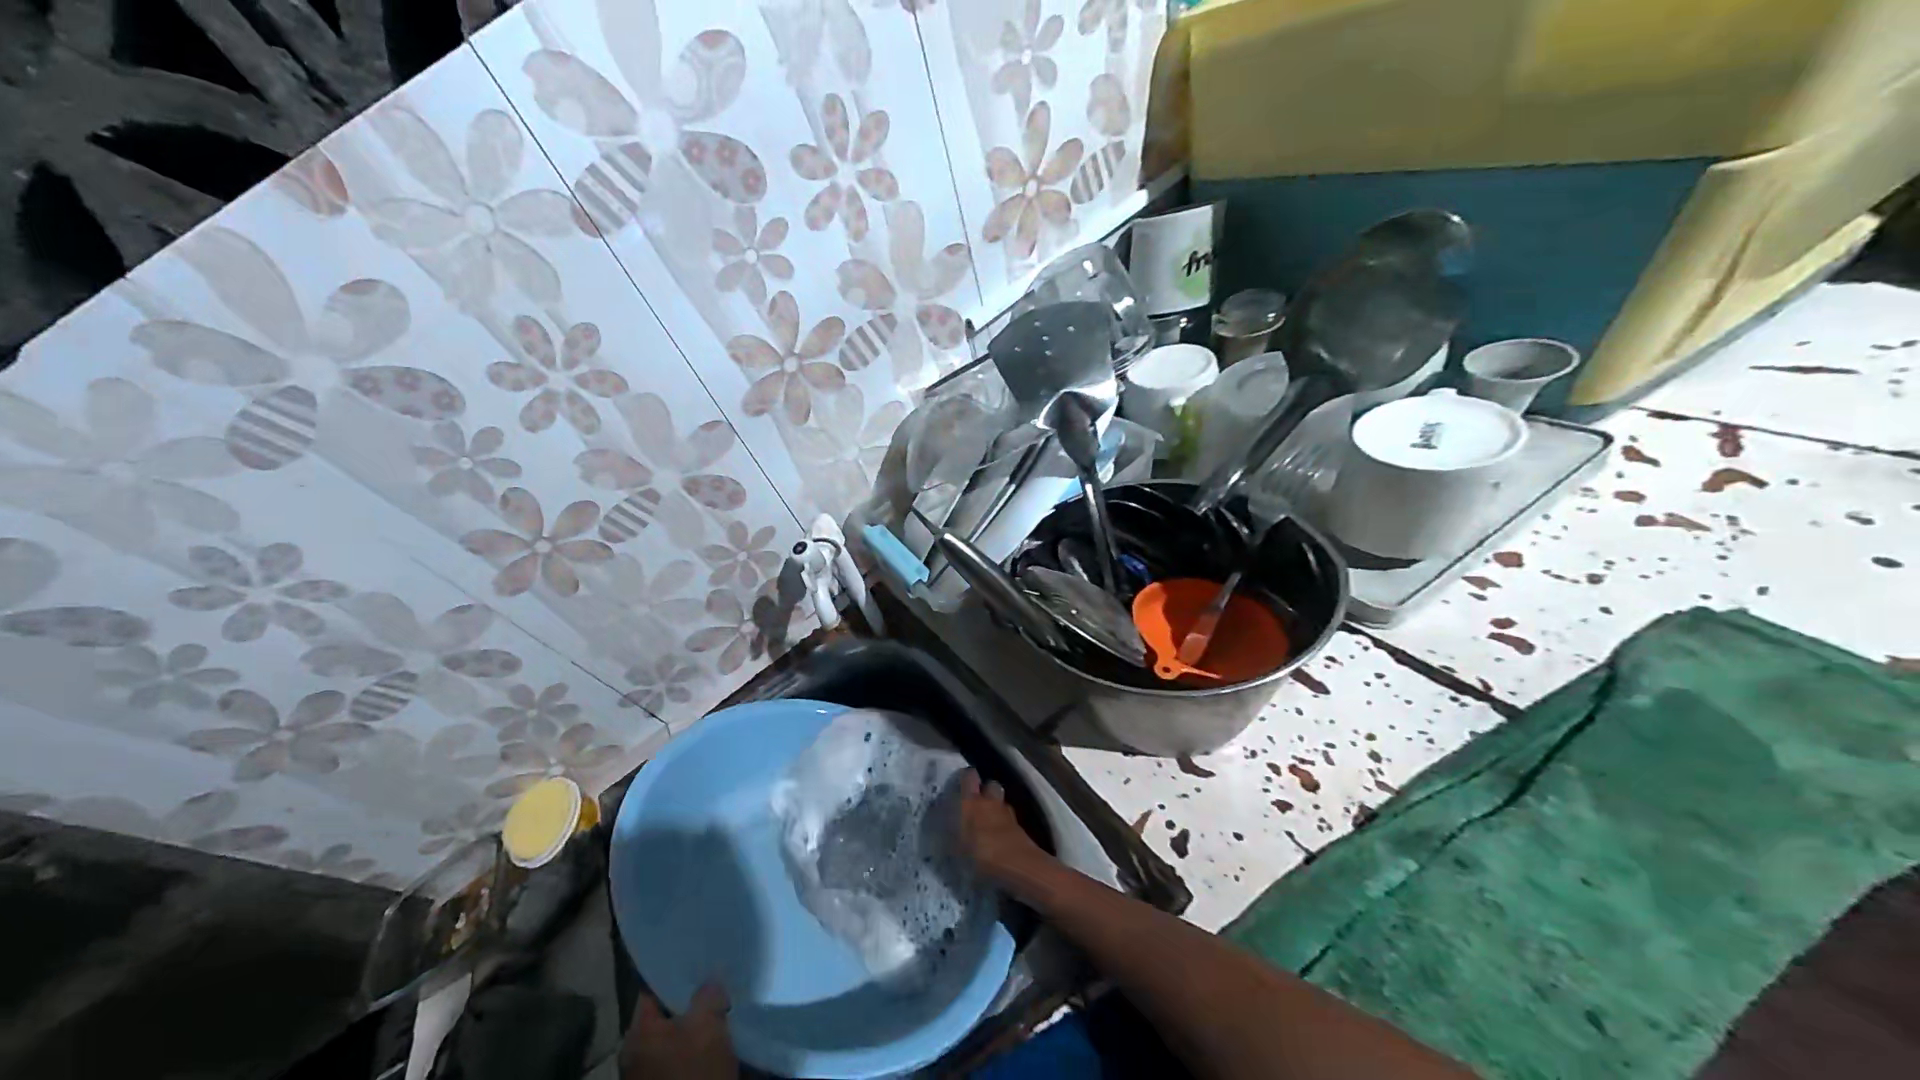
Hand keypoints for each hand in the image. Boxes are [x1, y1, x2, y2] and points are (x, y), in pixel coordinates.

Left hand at [621, 982, 736, 1079]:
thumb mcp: (707, 1024)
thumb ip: (708, 994)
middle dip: (690, 1000)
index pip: (651, 990)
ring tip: (721, 1009)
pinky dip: (697, 1047)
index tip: (698, 959)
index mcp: (636, 1035)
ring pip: (674, 1037)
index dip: (675, 973)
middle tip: (716, 982)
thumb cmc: (695, 1073)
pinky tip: (717, 1039)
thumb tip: (710, 982)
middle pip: (664, 1015)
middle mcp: (635, 1055)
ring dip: (696, 1025)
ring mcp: (647, 1077)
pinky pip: (680, 1058)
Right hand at [957, 768, 1050, 887]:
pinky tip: (998, 835)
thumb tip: (947, 830)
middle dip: (985, 790)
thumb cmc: (980, 855)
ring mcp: (1007, 813)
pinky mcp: (1019, 827)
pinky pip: (1008, 818)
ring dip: (995, 806)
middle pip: (990, 784)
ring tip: (987, 821)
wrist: (1017, 865)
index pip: (969, 776)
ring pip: (1001, 801)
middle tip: (976, 803)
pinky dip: (1003, 822)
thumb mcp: (956, 848)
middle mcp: (990, 801)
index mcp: (971, 802)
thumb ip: (952, 835)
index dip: (965, 777)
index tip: (959, 784)